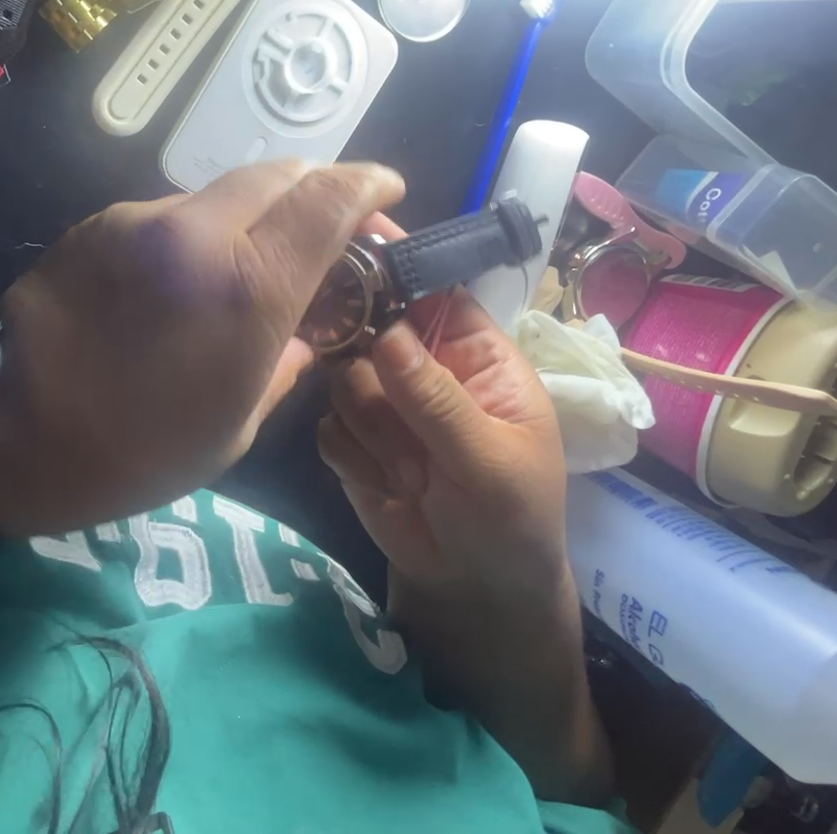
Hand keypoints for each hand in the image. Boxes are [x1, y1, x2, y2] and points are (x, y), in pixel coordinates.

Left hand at [0, 160, 405, 536]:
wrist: (8, 434)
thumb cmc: (135, 450)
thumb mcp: (236, 422)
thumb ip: (288, 357)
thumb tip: (310, 328)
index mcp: (246, 287)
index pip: (328, 199)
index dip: (369, 186)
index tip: (388, 191)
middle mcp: (196, 231)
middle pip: (280, 173)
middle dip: (316, 190)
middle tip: (328, 228)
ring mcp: (139, 219)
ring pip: (221, 193)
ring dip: (251, 217)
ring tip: (246, 265)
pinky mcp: (97, 222)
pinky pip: (169, 215)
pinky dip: (197, 234)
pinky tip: (181, 279)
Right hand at [316, 215, 568, 598]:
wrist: (473, 589)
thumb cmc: (510, 519)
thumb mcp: (490, 462)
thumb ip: (437, 400)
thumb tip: (387, 333)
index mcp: (474, 356)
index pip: (432, 292)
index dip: (397, 269)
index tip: (351, 248)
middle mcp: (421, 369)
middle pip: (370, 331)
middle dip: (372, 373)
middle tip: (386, 410)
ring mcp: (382, 404)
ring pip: (341, 381)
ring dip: (371, 430)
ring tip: (411, 472)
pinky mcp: (349, 439)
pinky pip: (325, 426)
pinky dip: (352, 458)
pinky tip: (387, 486)